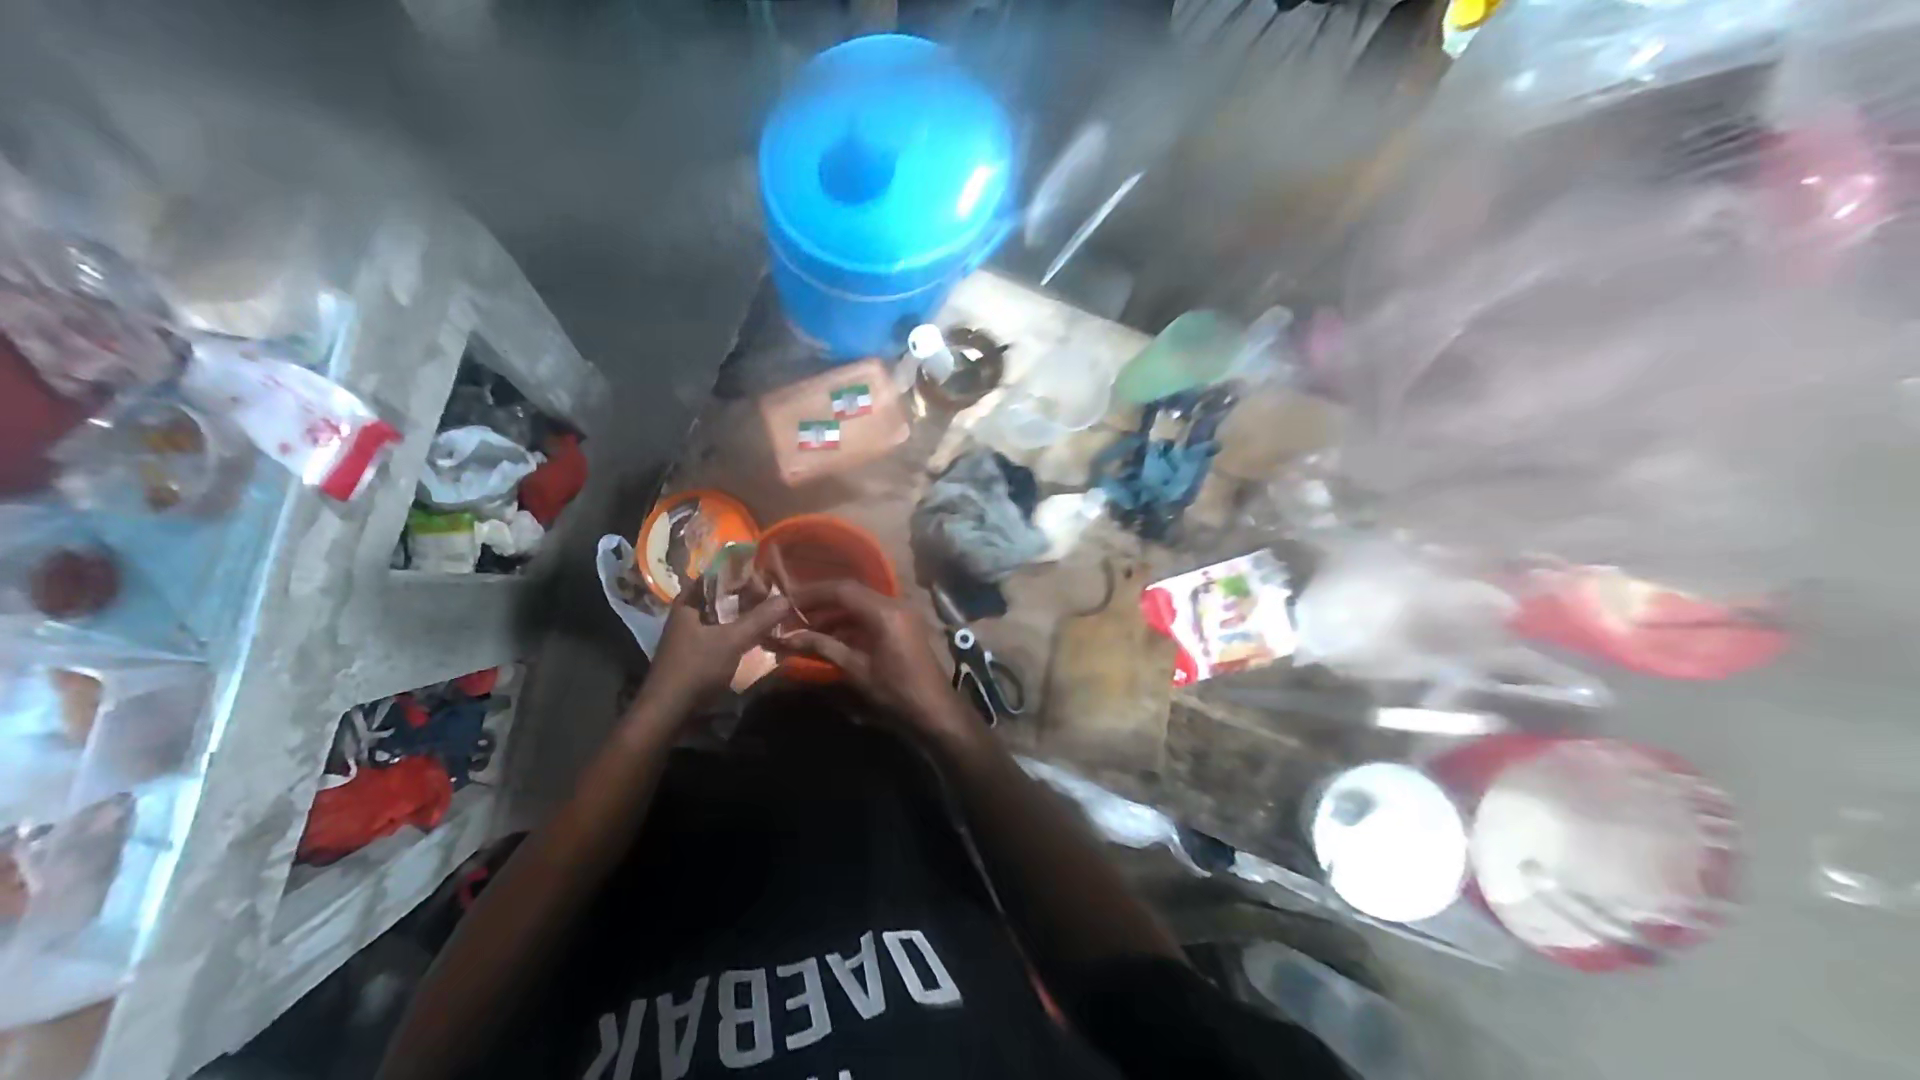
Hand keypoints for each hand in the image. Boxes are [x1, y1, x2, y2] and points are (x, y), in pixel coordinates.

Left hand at [645, 586, 791, 707]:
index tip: (771, 579)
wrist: (668, 710)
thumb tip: (788, 598)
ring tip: (774, 614)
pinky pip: (725, 631)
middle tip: (778, 597)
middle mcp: (689, 611)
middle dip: (751, 595)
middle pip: (724, 594)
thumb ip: (760, 618)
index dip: (746, 573)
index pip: (720, 573)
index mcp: (690, 600)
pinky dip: (741, 630)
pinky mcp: (699, 650)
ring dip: (748, 614)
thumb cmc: (696, 667)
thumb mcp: (732, 640)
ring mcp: (693, 631)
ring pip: (726, 614)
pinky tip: (760, 634)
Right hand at [777, 580, 972, 738]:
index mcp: (884, 612)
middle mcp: (894, 604)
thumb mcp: (855, 670)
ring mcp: (901, 613)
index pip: (842, 590)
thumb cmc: (894, 693)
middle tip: (793, 615)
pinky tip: (830, 636)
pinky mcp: (903, 625)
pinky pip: (871, 614)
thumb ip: (822, 647)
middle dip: (821, 602)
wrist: (934, 711)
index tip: (787, 602)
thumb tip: (788, 638)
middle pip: (851, 592)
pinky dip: (850, 622)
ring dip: (834, 613)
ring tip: (806, 628)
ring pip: (860, 603)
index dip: (812, 594)